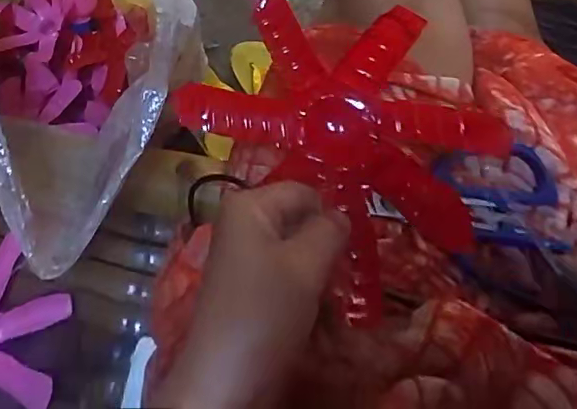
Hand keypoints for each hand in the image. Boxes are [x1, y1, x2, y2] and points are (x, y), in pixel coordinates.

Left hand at [152, 182, 347, 408]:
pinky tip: (316, 323)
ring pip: (296, 254)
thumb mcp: (305, 267)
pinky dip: (304, 296)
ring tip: (331, 309)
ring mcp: (242, 255)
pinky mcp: (247, 287)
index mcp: (249, 204)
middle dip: (325, 252)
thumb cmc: (264, 312)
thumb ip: (329, 232)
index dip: (330, 215)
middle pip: (299, 222)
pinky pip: (284, 277)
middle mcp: (242, 222)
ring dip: (319, 279)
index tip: (354, 250)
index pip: (303, 192)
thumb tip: (342, 213)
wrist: (222, 382)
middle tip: (343, 283)